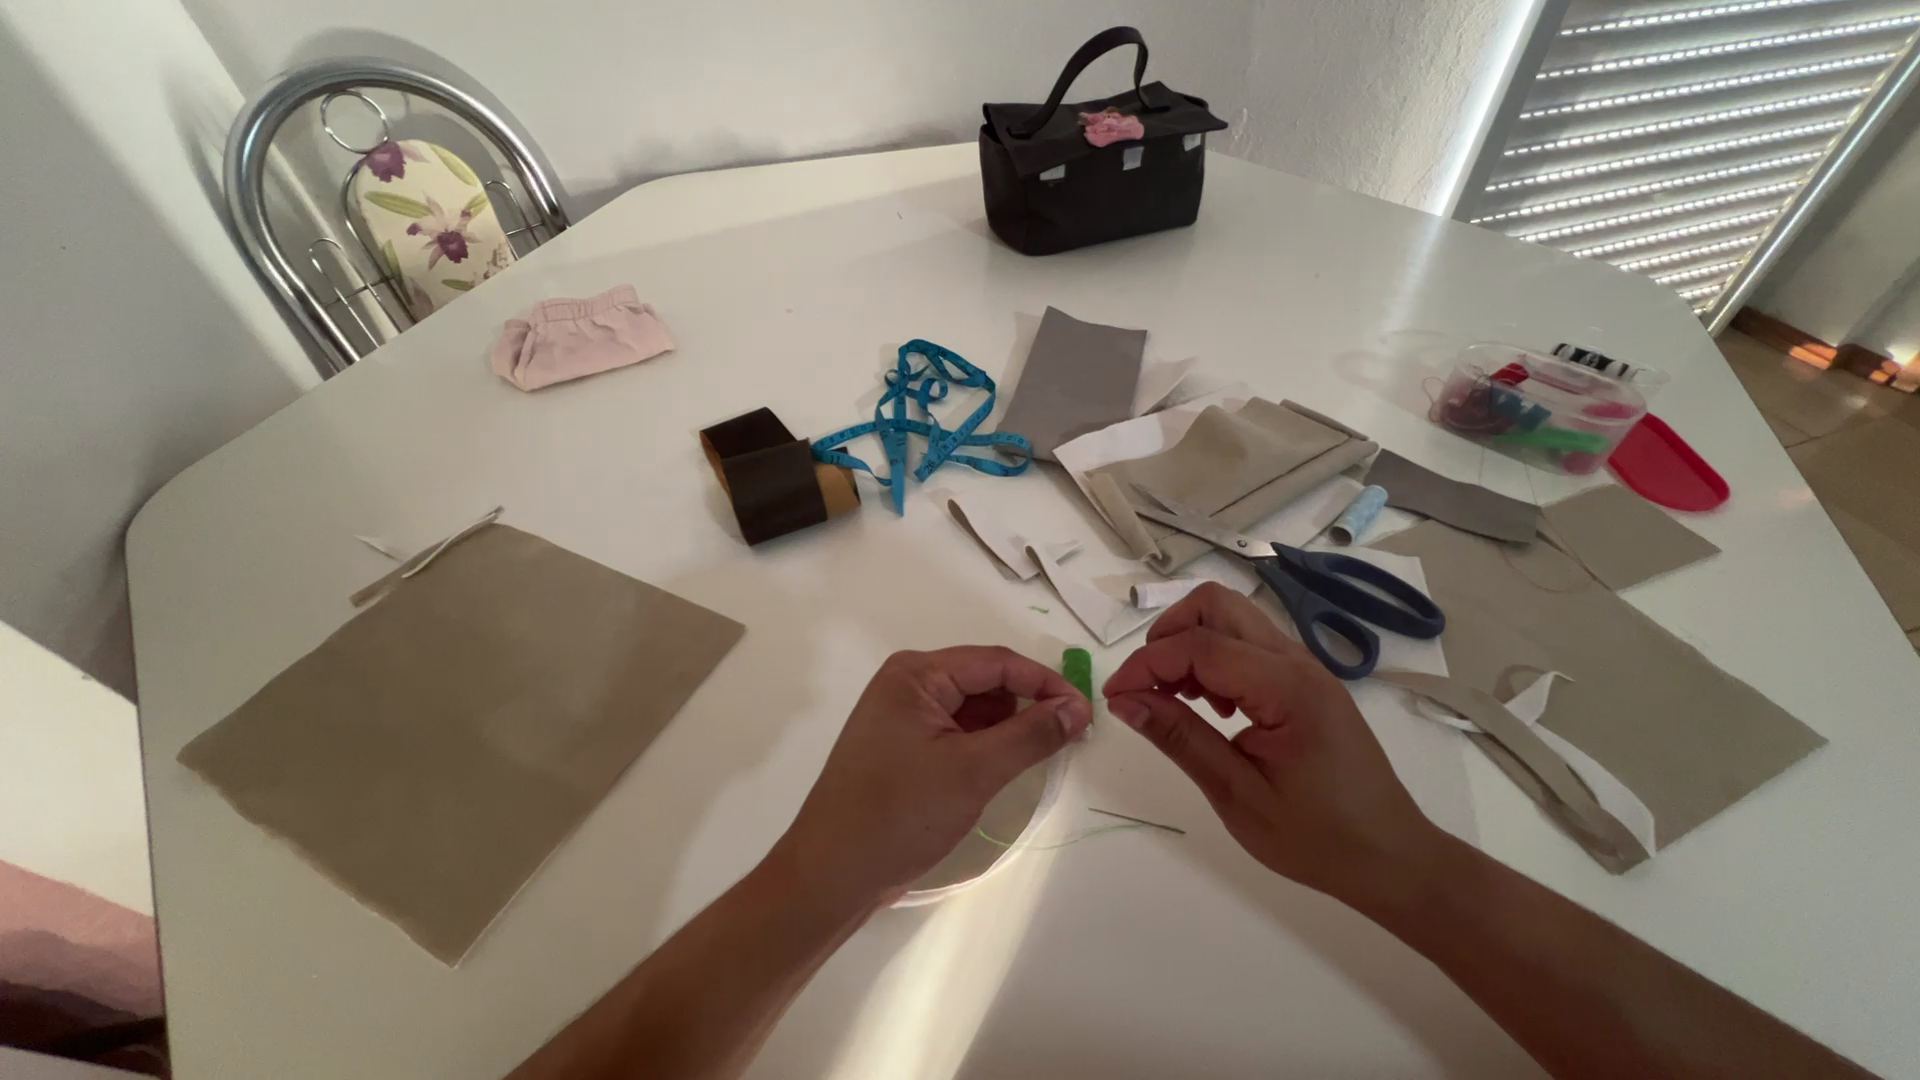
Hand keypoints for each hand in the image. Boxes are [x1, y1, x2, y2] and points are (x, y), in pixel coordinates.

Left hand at [776, 647, 1091, 905]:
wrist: (832, 873)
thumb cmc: (900, 814)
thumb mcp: (973, 771)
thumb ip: (1031, 734)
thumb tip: (1076, 709)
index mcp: (916, 674)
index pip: (996, 662)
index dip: (1045, 682)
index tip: (1084, 713)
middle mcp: (907, 683)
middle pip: (984, 680)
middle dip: (1026, 704)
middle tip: (1066, 737)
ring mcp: (902, 714)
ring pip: (973, 707)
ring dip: (1006, 727)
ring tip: (1033, 756)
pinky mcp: (902, 744)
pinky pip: (956, 730)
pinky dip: (983, 744)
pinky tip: (1000, 767)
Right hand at [1102, 584, 1438, 902]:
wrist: (1391, 857)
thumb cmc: (1318, 838)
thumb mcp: (1237, 795)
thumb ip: (1180, 738)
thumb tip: (1124, 701)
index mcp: (1286, 689)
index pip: (1199, 646)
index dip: (1146, 664)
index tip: (1114, 697)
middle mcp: (1297, 661)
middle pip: (1215, 605)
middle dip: (1167, 634)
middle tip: (1148, 686)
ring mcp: (1304, 665)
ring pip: (1231, 616)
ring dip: (1190, 643)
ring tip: (1176, 699)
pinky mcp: (1304, 678)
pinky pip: (1247, 642)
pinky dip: (1214, 656)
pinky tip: (1212, 705)